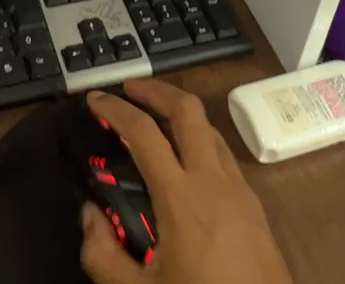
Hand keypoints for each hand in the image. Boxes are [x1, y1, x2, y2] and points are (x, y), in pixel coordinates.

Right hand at [80, 80, 292, 283]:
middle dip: (156, 90)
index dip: (116, 108)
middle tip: (130, 88)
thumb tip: (89, 215)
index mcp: (182, 199)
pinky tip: (186, 163)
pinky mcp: (255, 207)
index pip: (144, 132)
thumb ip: (104, 256)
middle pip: (188, 110)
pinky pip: (224, 155)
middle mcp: (214, 182)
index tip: (95, 100)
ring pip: (210, 129)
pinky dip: (200, 141)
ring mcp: (240, 191)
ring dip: (181, 113)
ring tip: (156, 119)